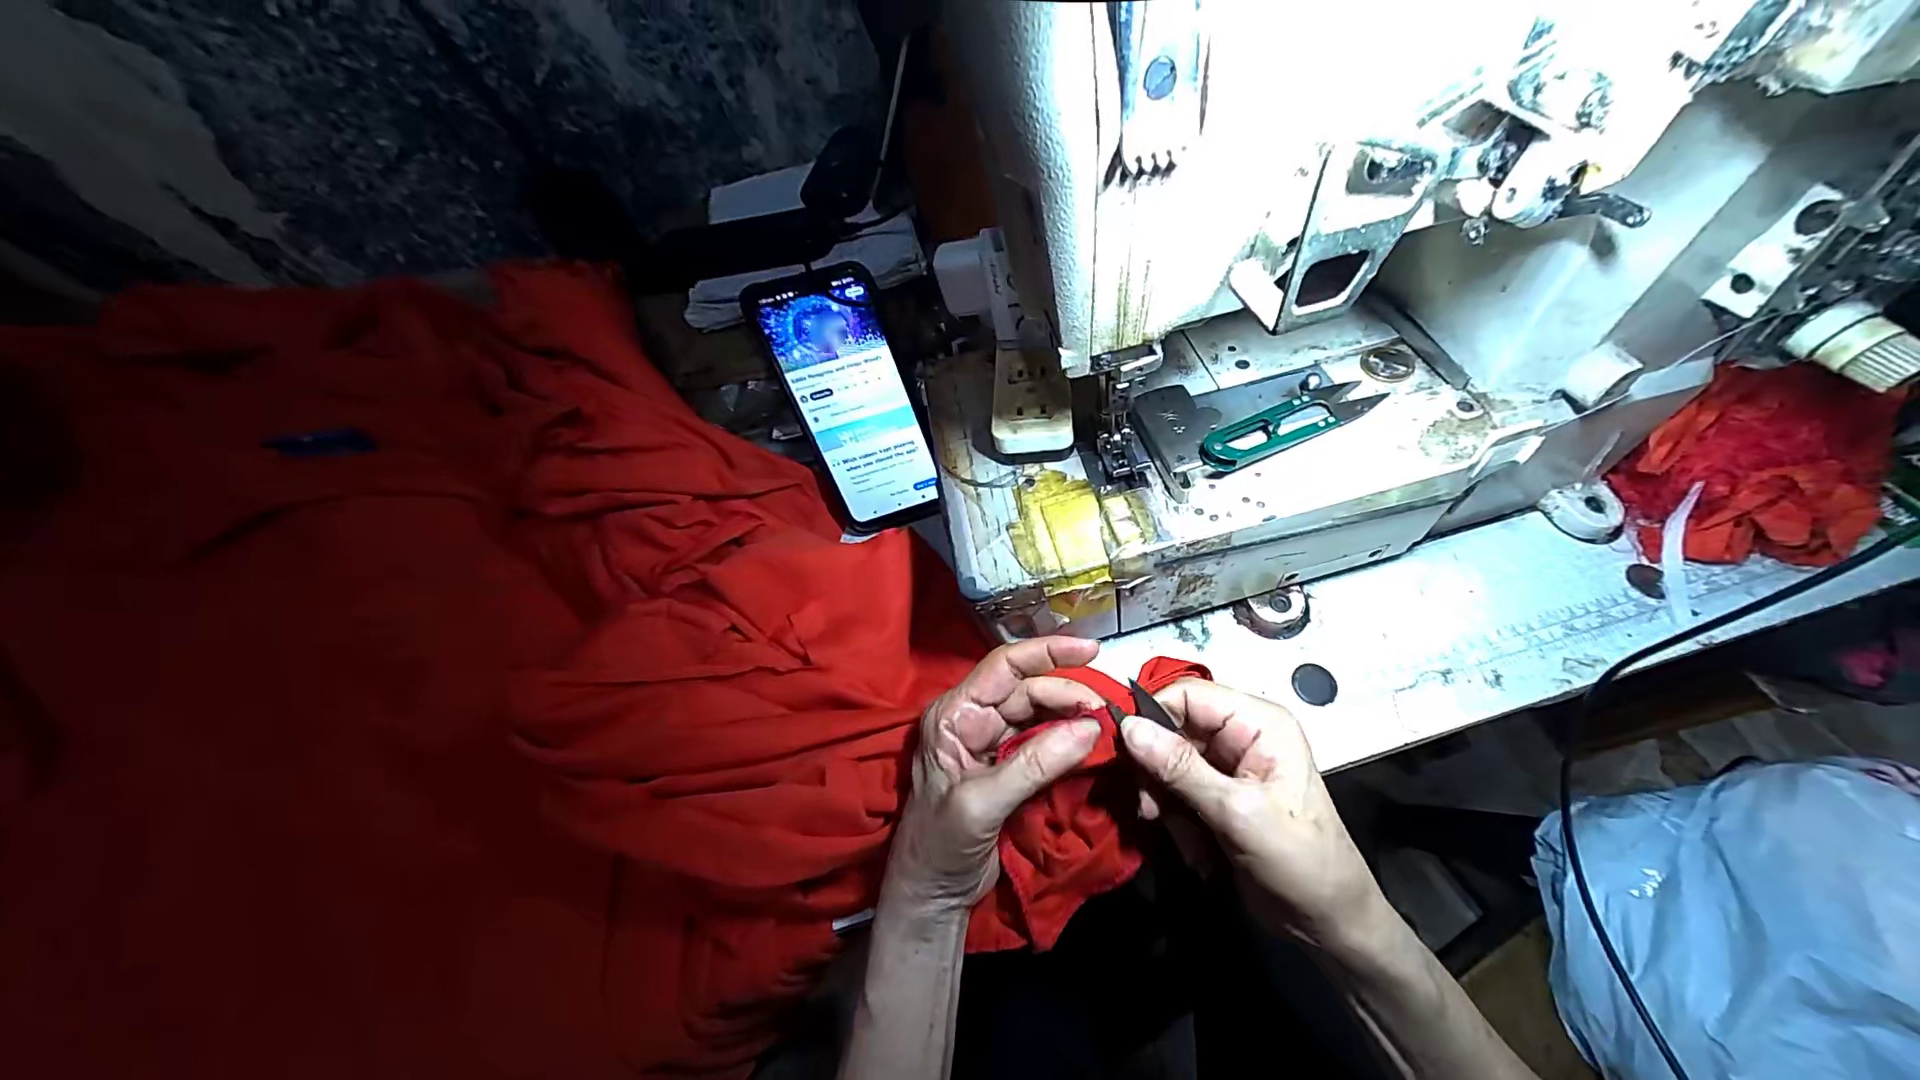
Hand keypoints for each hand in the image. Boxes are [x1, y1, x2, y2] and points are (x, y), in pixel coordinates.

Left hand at [885, 638, 1107, 912]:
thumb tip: (1089, 727)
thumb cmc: (939, 844)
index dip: (1047, 653)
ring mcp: (991, 741)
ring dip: (1071, 715)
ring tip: (1104, 725)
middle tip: (1105, 713)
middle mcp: (972, 718)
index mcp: (954, 714)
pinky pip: (1044, 741)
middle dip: (1067, 694)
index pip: (1003, 667)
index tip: (1091, 650)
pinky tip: (1091, 741)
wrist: (932, 892)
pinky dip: (1068, 739)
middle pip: (1027, 689)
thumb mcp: (981, 803)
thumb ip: (1033, 764)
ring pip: (1039, 713)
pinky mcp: (1009, 765)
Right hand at [1118, 679, 1388, 950]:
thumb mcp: (1238, 814)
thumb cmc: (1302, 865)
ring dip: (1167, 804)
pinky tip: (1197, 850)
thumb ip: (1180, 768)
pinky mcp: (1216, 793)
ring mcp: (1228, 764)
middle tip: (1151, 811)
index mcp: (1258, 722)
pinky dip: (1175, 819)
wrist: (1331, 927)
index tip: (1129, 757)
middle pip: (1170, 729)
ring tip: (1188, 842)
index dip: (1153, 719)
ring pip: (1165, 763)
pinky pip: (1174, 790)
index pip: (1187, 695)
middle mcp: (1240, 734)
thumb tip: (1128, 727)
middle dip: (1157, 773)